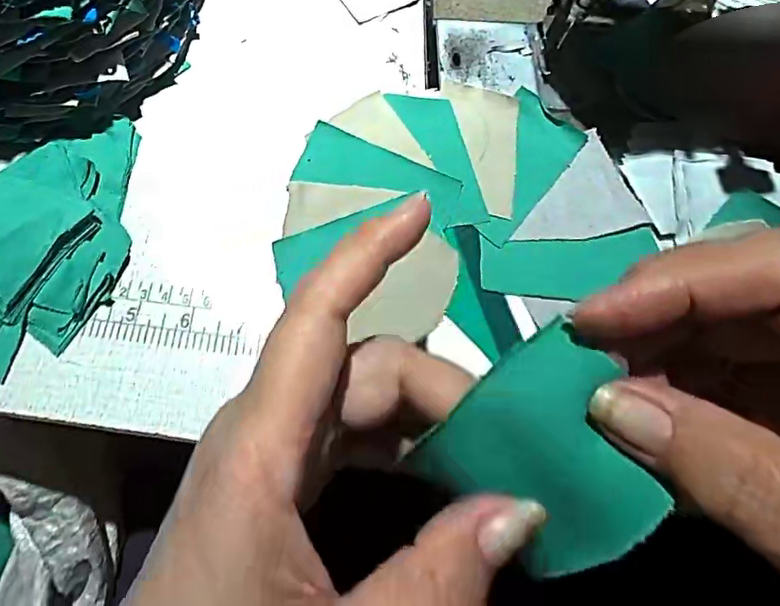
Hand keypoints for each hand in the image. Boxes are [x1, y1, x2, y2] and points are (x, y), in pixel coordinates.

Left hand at [128, 196, 539, 605]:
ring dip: (426, 419)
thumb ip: (434, 577)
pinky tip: (440, 483)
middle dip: (441, 391)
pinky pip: (349, 440)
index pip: (317, 314)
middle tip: (509, 455)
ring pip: (361, 402)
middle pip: (364, 366)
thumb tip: (522, 508)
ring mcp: (264, 462)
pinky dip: (402, 448)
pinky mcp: (271, 492)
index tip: (420, 209)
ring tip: (486, 464)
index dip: (370, 251)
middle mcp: (259, 433)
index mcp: (257, 446)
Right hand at [572, 232, 779, 605]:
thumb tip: (615, 407)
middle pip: (776, 294)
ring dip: (676, 355)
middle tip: (583, 352)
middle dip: (670, 314)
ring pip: (762, 338)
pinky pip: (771, 395)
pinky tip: (656, 418)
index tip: (592, 317)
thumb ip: (765, 495)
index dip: (686, 281)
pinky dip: (703, 404)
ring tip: (604, 384)